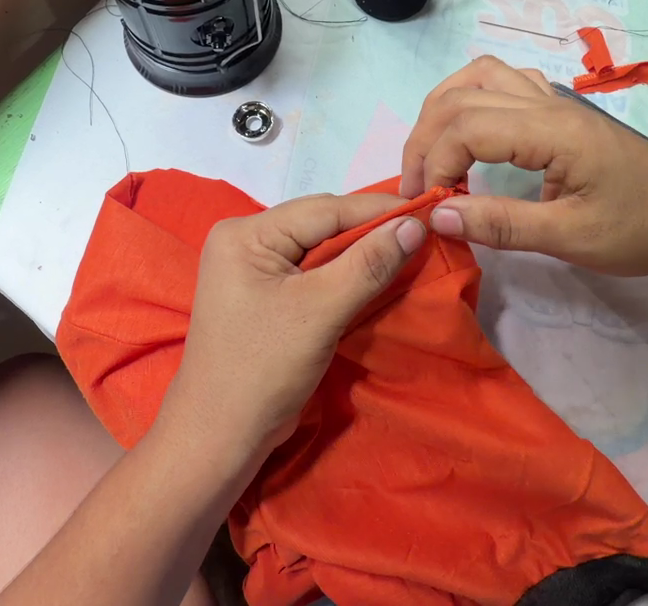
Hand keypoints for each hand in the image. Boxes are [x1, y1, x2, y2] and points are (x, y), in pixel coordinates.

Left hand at [157, 192, 429, 470]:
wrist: (219, 438)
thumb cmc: (263, 369)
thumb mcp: (321, 311)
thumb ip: (368, 264)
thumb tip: (413, 224)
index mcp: (246, 233)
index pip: (323, 209)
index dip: (377, 209)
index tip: (427, 209)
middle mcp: (244, 240)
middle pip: (320, 224)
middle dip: (369, 228)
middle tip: (421, 229)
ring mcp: (252, 268)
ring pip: (318, 247)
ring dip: (359, 251)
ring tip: (406, 246)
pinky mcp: (263, 293)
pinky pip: (311, 270)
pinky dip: (343, 272)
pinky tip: (374, 272)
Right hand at [397, 55, 647, 284]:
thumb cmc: (644, 232)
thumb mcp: (571, 238)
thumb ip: (501, 225)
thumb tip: (436, 215)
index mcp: (553, 130)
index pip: (466, 126)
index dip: (433, 162)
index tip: (426, 206)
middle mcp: (549, 103)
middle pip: (463, 95)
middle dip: (425, 137)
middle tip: (415, 185)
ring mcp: (558, 102)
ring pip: (481, 76)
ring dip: (445, 107)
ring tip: (432, 152)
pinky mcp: (564, 111)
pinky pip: (506, 84)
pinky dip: (474, 101)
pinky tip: (474, 136)